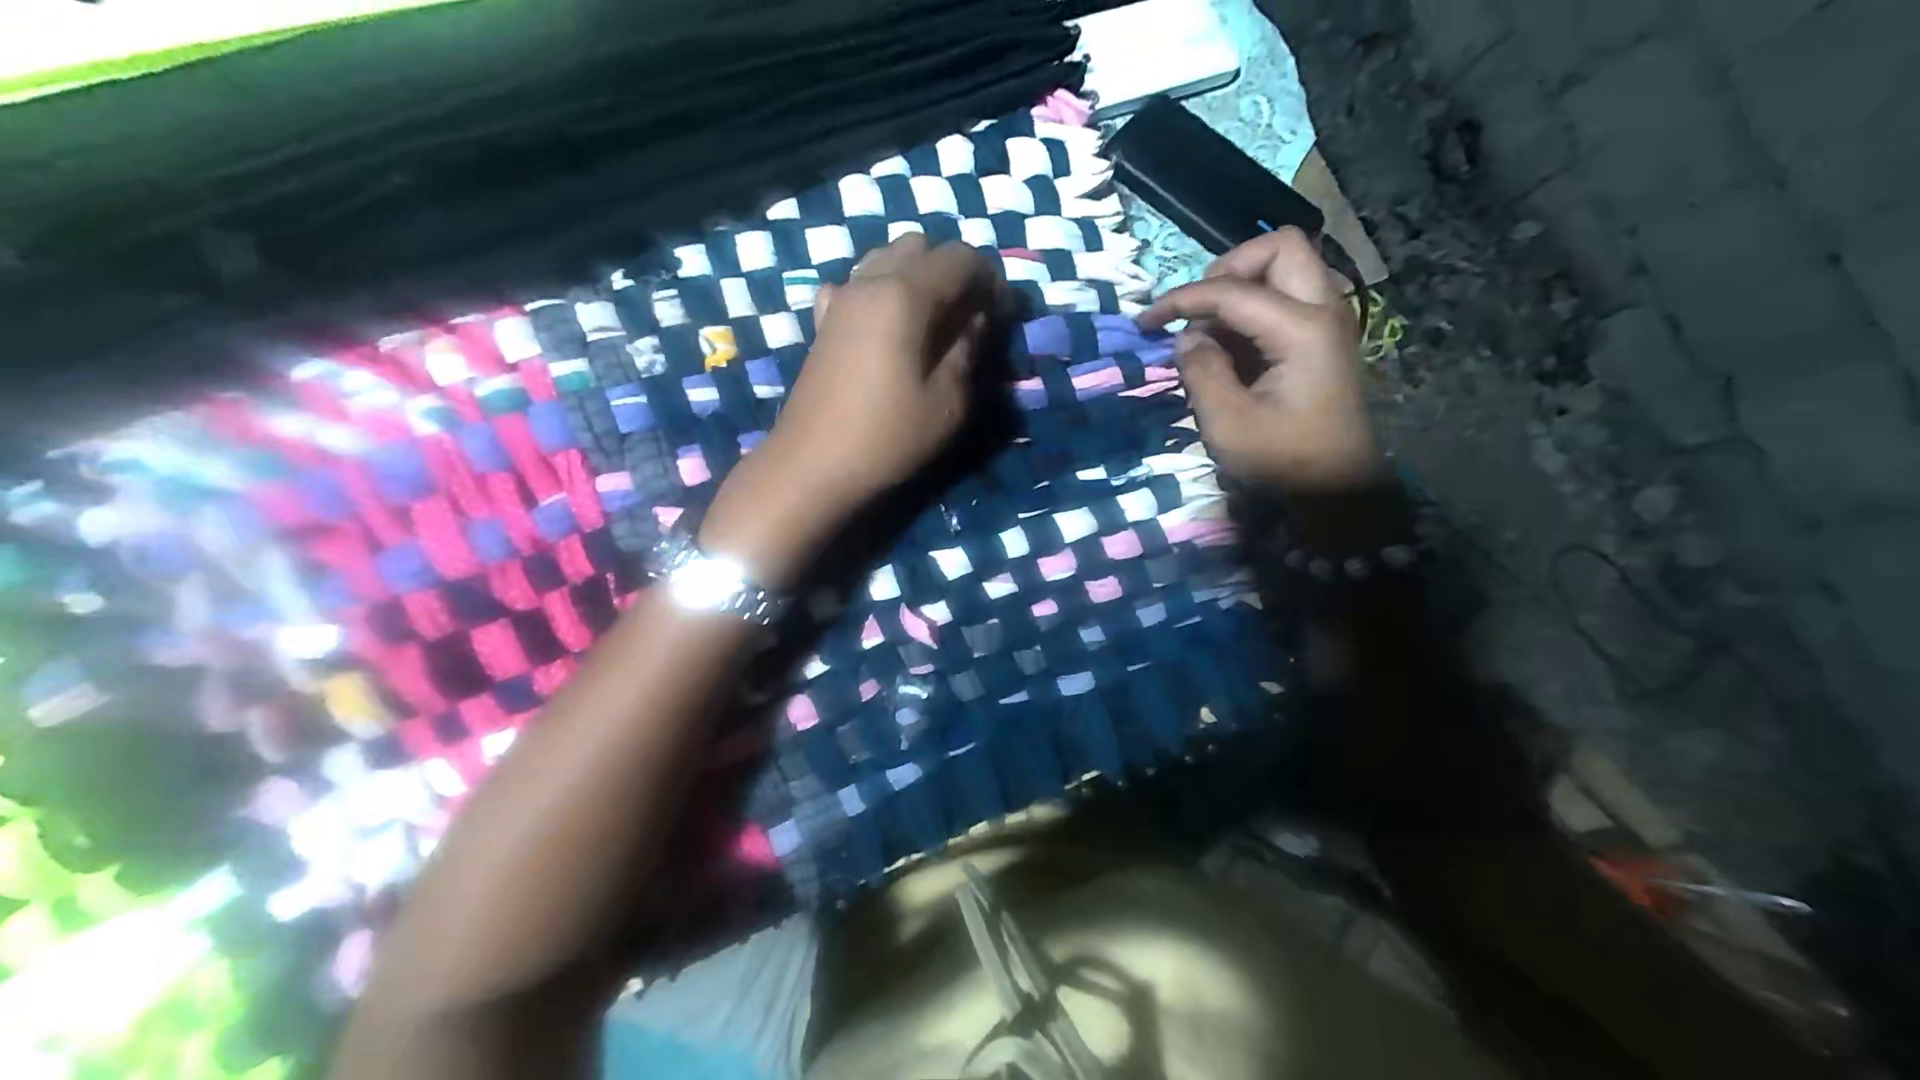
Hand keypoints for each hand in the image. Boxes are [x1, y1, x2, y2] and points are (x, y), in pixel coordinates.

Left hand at [699, 234, 998, 583]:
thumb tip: (976, 318)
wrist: (811, 465)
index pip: (961, 257)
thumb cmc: (887, 437)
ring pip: (885, 259)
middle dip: (951, 270)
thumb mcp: (948, 401)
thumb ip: (969, 349)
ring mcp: (839, 299)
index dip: (990, 278)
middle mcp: (869, 281)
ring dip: (916, 277)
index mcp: (905, 294)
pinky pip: (856, 286)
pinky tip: (884, 328)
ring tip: (931, 323)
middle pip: (920, 246)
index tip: (1000, 314)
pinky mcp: (822, 322)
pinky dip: (879, 293)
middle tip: (966, 316)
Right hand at [1140, 227, 1384, 492]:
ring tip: (1209, 331)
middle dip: (1228, 268)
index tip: (1147, 322)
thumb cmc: (1283, 460)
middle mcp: (1323, 311)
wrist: (1338, 491)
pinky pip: (1288, 296)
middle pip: (1280, 247)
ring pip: (1287, 267)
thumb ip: (1201, 371)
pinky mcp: (1322, 339)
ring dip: (1242, 286)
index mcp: (1301, 330)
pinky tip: (1230, 347)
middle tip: (1198, 307)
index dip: (1182, 300)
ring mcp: (1328, 322)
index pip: (1232, 291)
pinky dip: (1253, 307)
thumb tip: (1188, 338)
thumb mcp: (1228, 424)